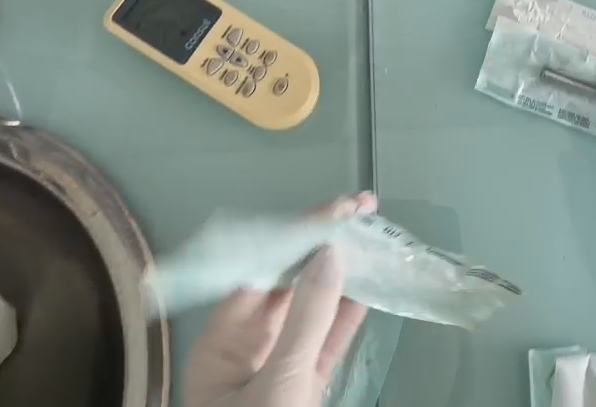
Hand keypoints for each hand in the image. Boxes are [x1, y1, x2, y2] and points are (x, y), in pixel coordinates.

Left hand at [181, 192, 373, 406]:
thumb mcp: (280, 388)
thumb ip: (307, 318)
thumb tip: (329, 252)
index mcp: (222, 343)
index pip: (260, 269)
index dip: (297, 232)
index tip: (336, 207)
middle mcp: (246, 349)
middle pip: (286, 281)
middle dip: (323, 243)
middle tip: (362, 208)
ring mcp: (277, 371)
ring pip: (312, 308)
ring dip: (342, 271)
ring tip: (373, 233)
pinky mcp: (304, 393)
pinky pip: (326, 342)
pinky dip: (348, 314)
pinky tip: (370, 285)